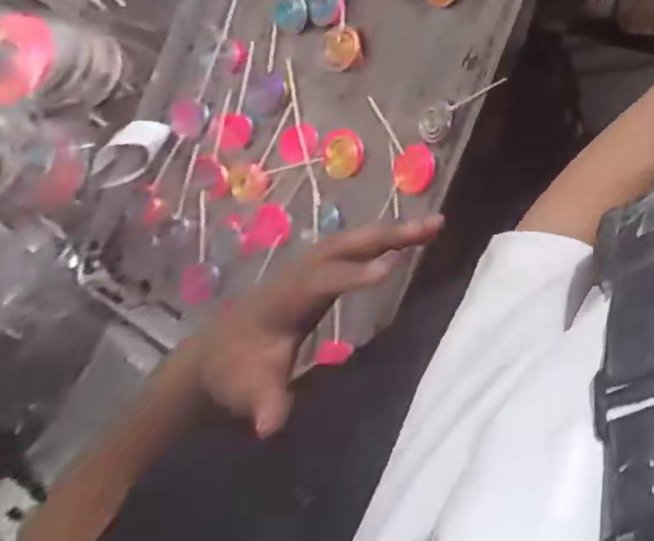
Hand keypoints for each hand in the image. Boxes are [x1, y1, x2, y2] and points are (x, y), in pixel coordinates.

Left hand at [194, 215, 441, 436]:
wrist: (218, 351)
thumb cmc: (237, 371)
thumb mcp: (246, 391)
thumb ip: (264, 403)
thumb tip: (272, 428)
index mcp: (286, 300)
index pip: (324, 281)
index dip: (356, 274)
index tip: (392, 266)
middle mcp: (302, 271)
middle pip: (348, 245)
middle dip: (389, 235)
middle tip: (432, 227)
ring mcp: (313, 263)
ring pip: (357, 239)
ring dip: (395, 230)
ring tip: (434, 225)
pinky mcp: (324, 265)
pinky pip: (359, 244)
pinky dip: (388, 235)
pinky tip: (413, 235)